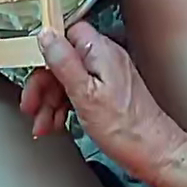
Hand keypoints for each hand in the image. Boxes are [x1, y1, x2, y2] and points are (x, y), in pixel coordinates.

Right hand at [29, 23, 186, 179]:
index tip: (35, 72)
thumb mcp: (85, 95)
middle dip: (43, 84)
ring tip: (43, 123)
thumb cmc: (126, 128)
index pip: (66, 33)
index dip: (47, 52)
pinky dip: (63, 107)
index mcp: (100, 51)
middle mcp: (105, 58)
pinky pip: (78, 91)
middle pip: (62, 59)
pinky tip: (55, 123)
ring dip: (50, 100)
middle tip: (32, 106)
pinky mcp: (108, 92)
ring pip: (67, 78)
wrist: (155, 153)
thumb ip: (64, 62)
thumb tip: (46, 34)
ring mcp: (107, 75)